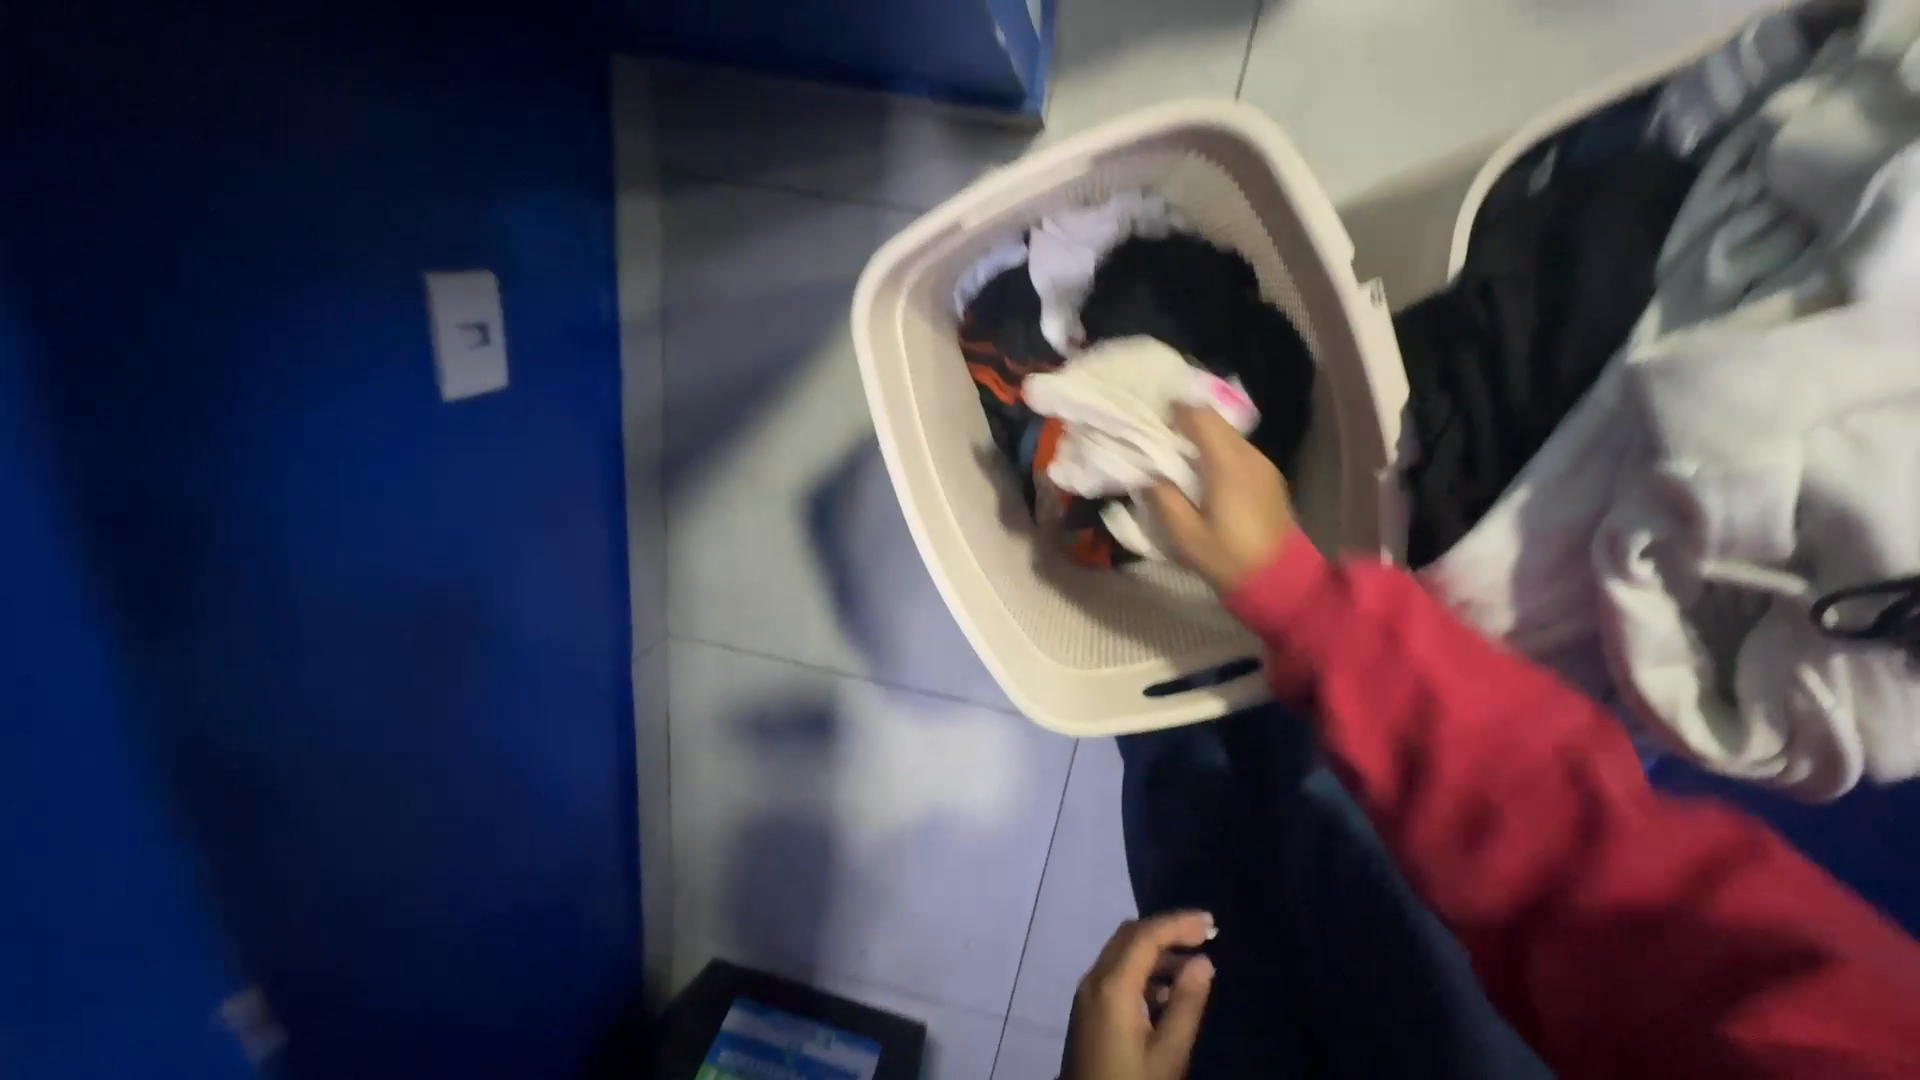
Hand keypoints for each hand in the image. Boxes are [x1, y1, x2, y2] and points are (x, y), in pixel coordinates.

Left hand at [1061, 911, 1215, 1079]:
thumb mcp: (1168, 1055)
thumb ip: (1186, 1005)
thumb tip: (1203, 962)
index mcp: (1112, 985)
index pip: (1145, 935)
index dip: (1178, 922)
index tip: (1210, 923)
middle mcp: (1094, 979)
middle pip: (1130, 936)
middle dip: (1167, 930)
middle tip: (1205, 937)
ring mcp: (1087, 993)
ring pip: (1122, 952)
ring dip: (1156, 951)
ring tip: (1194, 967)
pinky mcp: (1087, 1008)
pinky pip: (1115, 972)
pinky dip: (1142, 970)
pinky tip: (1168, 992)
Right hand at [1146, 405, 1296, 591]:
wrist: (1280, 580)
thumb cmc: (1228, 557)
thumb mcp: (1185, 535)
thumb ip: (1164, 500)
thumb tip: (1150, 478)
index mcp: (1226, 464)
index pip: (1200, 416)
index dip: (1175, 412)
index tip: (1154, 424)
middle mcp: (1248, 456)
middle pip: (1215, 421)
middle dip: (1187, 423)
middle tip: (1161, 441)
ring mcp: (1263, 465)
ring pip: (1228, 435)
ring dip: (1203, 439)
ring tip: (1180, 461)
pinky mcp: (1268, 477)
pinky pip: (1239, 451)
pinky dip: (1218, 452)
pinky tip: (1205, 476)